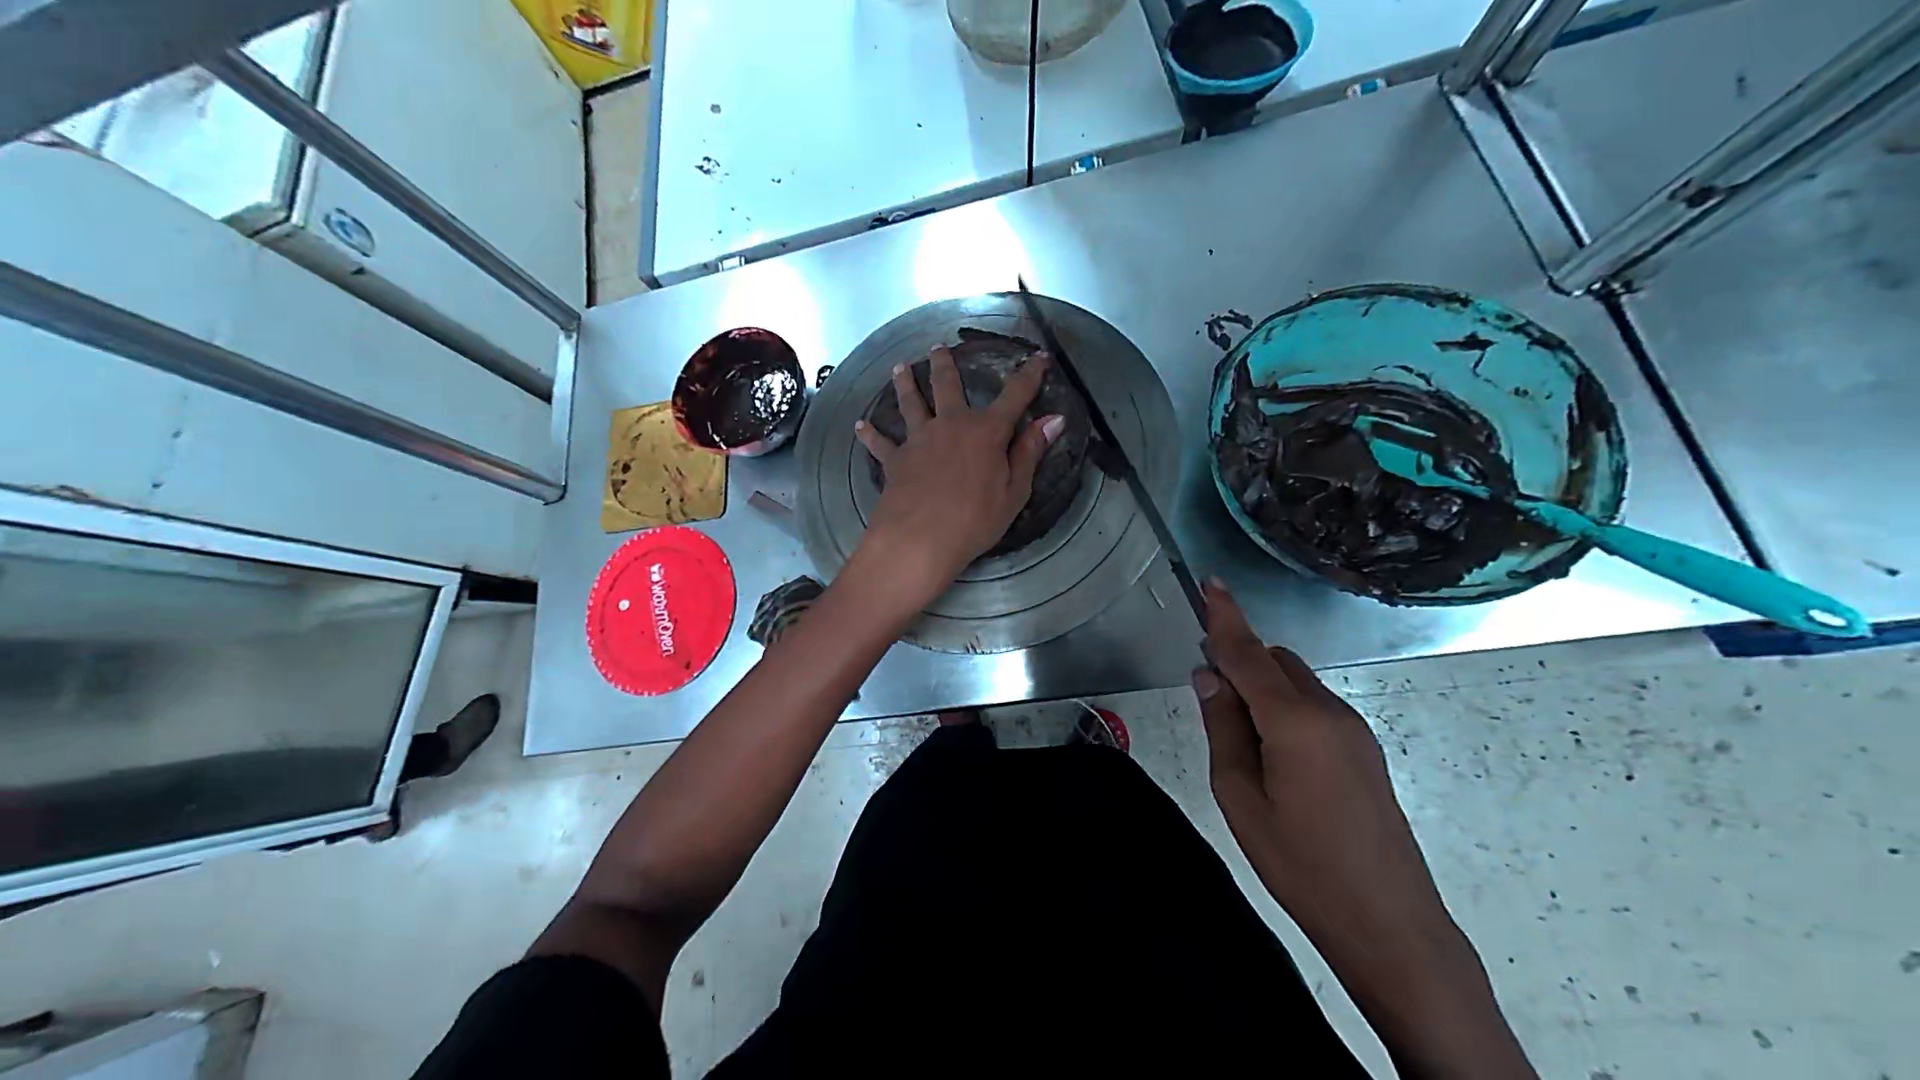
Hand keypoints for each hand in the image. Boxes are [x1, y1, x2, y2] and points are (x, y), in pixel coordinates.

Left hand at [852, 345, 1062, 602]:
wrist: (920, 539)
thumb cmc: (975, 520)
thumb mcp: (1015, 491)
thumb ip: (1030, 453)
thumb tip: (1053, 419)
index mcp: (986, 432)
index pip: (1014, 396)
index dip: (1029, 376)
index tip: (1039, 358)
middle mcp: (950, 425)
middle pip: (948, 386)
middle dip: (945, 364)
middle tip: (938, 347)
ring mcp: (919, 440)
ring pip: (910, 404)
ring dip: (905, 383)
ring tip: (899, 367)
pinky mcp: (895, 460)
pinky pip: (880, 443)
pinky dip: (870, 434)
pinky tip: (860, 425)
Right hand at [1193, 579, 1448, 945]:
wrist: (1388, 922)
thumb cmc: (1300, 863)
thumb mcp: (1239, 797)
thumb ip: (1222, 727)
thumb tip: (1209, 676)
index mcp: (1294, 721)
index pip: (1248, 653)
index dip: (1224, 617)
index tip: (1210, 582)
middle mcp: (1329, 711)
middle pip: (1274, 659)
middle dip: (1239, 661)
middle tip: (1210, 699)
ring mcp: (1354, 728)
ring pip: (1296, 680)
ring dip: (1262, 685)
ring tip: (1242, 739)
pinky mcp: (1364, 747)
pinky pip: (1314, 704)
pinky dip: (1285, 706)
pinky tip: (1275, 754)